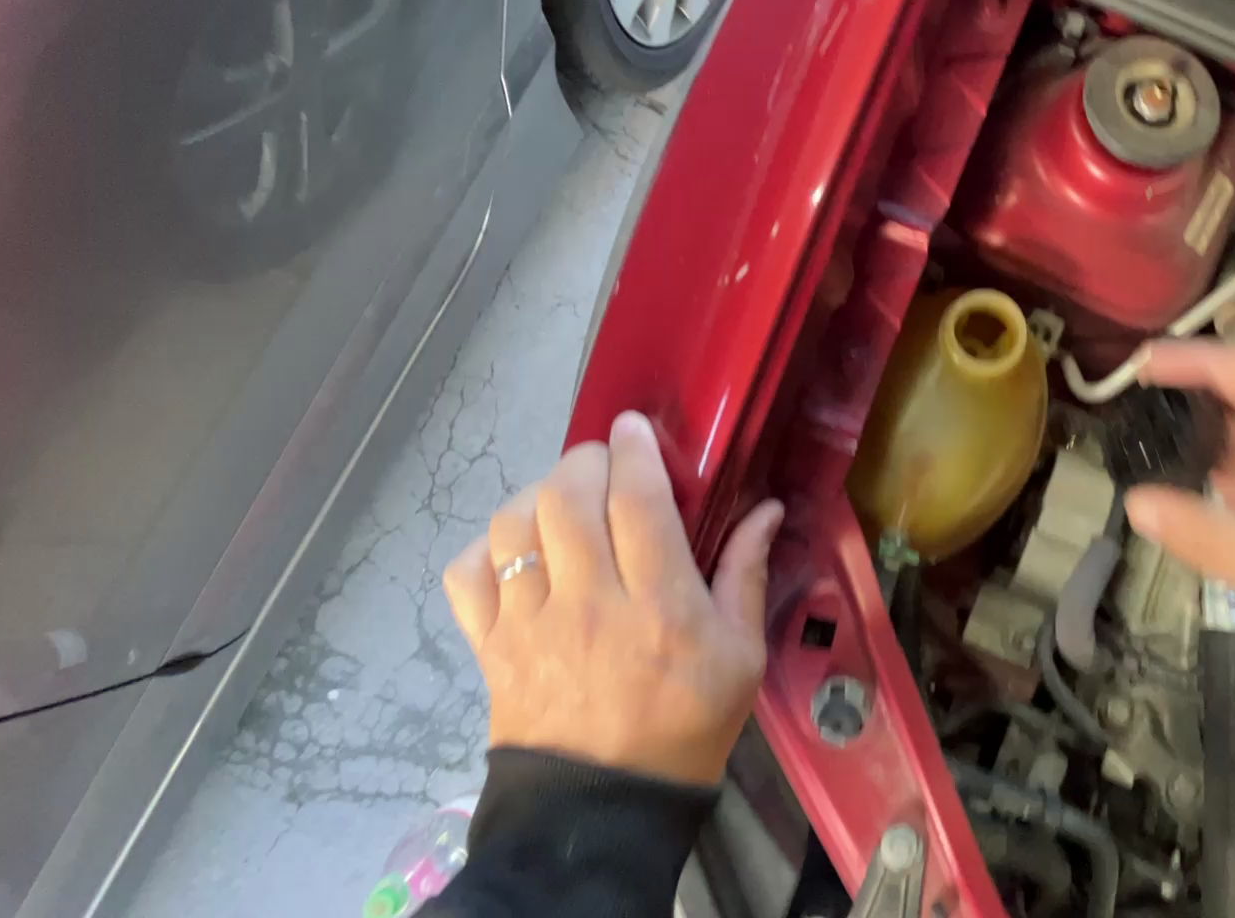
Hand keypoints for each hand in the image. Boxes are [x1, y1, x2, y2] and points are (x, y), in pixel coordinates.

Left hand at [444, 411, 783, 784]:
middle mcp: (589, 604)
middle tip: (606, 464)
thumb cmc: (687, 723)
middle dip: (586, 461)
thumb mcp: (741, 654)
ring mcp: (529, 624)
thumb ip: (747, 573)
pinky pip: (468, 574)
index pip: (639, 502)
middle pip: (567, 498)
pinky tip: (520, 550)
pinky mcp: (490, 646)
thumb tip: (767, 509)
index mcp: (660, 605)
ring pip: (514, 524)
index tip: (635, 427)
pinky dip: (487, 546)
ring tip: (565, 501)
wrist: (604, 807)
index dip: (636, 451)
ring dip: (540, 494)